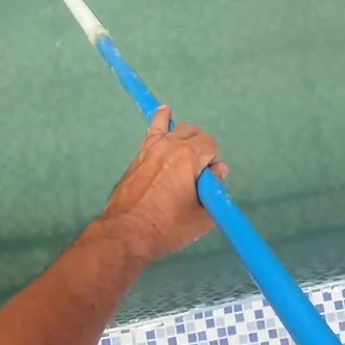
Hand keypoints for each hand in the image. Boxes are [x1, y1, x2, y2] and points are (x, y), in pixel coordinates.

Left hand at [97, 107, 226, 262]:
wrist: (127, 232)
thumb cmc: (167, 227)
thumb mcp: (203, 216)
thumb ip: (216, 192)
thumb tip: (217, 173)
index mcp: (188, 157)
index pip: (210, 144)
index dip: (213, 162)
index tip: (207, 182)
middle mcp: (169, 145)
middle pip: (193, 132)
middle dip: (201, 147)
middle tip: (198, 174)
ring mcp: (151, 148)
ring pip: (172, 127)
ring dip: (183, 133)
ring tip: (186, 137)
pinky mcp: (139, 155)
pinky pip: (153, 131)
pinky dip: (160, 121)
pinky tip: (164, 112)